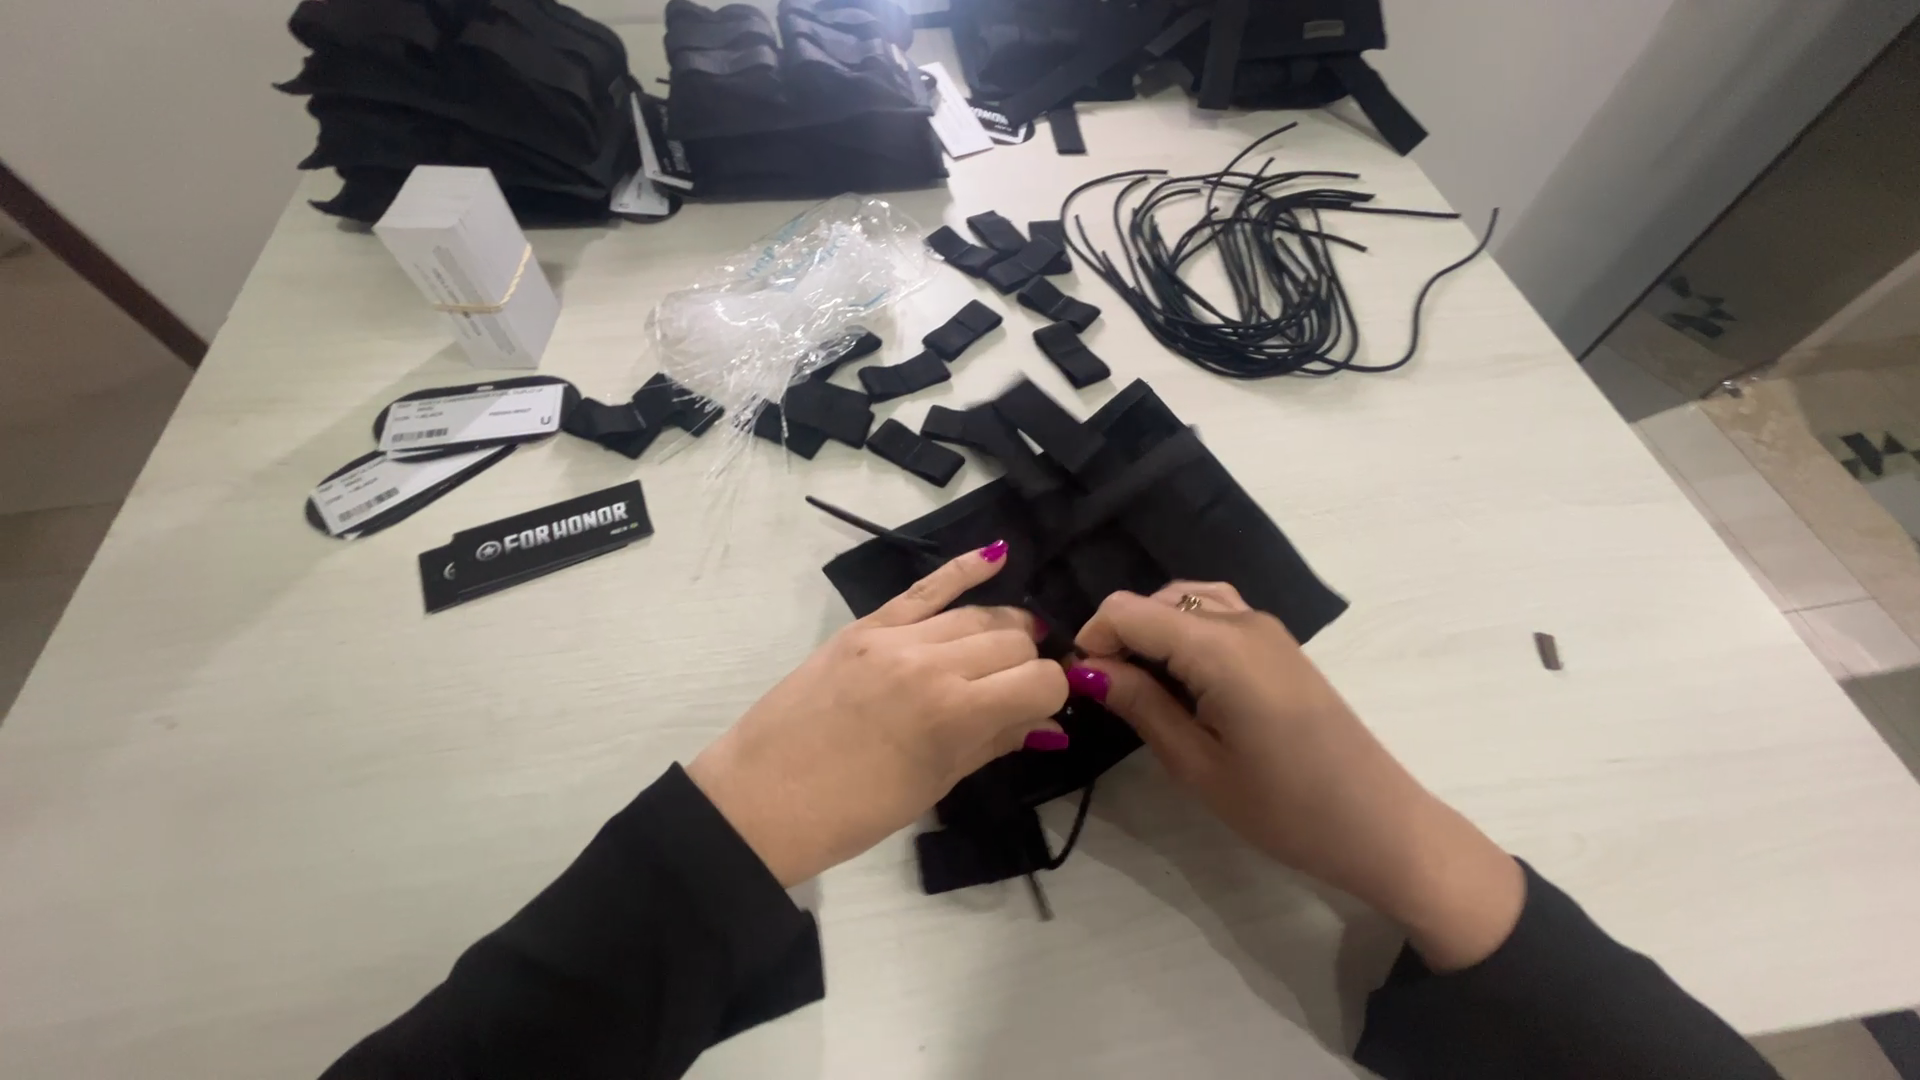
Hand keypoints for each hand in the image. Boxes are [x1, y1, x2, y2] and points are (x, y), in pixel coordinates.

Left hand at [688, 542, 1069, 885]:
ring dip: (1004, 629)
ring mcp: (893, 637)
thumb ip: (995, 742)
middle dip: (1027, 664)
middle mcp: (931, 662)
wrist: (760, 801)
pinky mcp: (864, 626)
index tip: (1042, 709)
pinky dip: (964, 569)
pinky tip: (997, 555)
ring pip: (977, 612)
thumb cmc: (853, 813)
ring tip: (1011, 645)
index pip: (1039, 681)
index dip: (1051, 696)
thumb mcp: (934, 785)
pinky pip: (924, 588)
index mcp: (954, 714)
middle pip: (1012, 638)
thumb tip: (1047, 725)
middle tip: (1019, 688)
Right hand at [1069, 584, 1523, 970]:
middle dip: (1119, 635)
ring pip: (1185, 600)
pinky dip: (1182, 629)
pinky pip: (1214, 611)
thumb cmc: (1285, 807)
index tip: (1082, 685)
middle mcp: (1242, 620)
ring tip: (1141, 682)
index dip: (1092, 639)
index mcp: (1219, 647)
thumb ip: (1140, 705)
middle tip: (1107, 692)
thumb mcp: (1197, 765)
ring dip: (1151, 630)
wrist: (1381, 827)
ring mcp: (1266, 627)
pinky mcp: (1279, 643)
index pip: (1127, 610)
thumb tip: (1088, 669)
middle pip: (1154, 600)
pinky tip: (1182, 674)